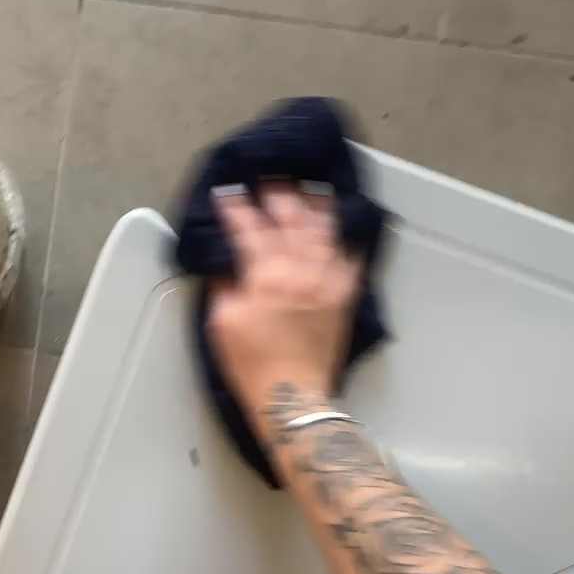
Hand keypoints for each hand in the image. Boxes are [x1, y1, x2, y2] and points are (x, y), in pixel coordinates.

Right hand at [205, 182, 361, 431]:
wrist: (292, 396)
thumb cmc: (251, 363)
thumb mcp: (222, 323)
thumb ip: (225, 284)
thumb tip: (226, 260)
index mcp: (266, 275)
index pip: (249, 228)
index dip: (236, 207)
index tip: (227, 192)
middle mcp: (301, 269)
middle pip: (291, 218)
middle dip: (277, 194)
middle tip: (268, 178)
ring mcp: (328, 280)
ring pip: (325, 229)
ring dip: (314, 204)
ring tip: (308, 187)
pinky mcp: (344, 295)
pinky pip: (351, 256)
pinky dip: (347, 235)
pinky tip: (344, 223)